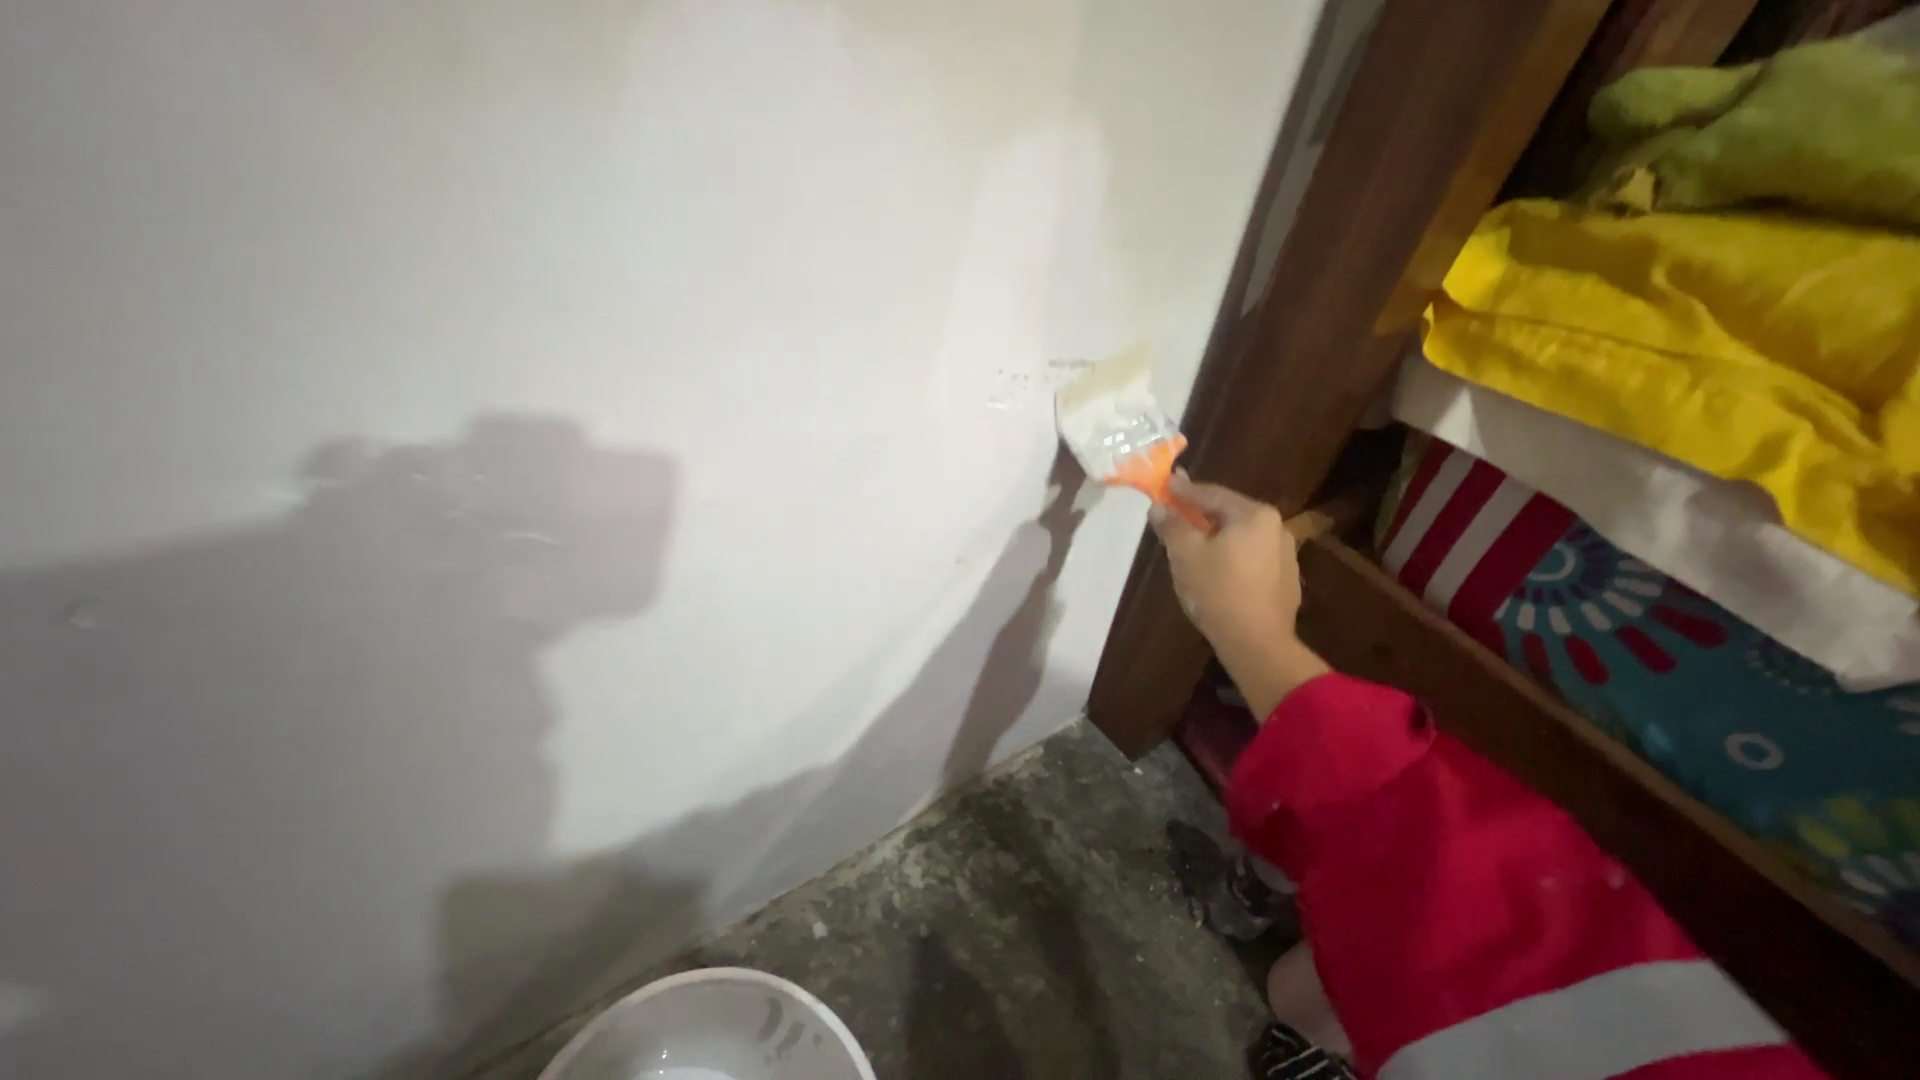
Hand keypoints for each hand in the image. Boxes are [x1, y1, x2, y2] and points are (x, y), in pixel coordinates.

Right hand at [1150, 473, 1298, 652]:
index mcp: (1253, 514)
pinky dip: (1231, 557)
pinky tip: (1216, 571)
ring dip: (1216, 537)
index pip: (1211, 494)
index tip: (1166, 482)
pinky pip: (1251, 558)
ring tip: (1193, 544)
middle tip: (1176, 513)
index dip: (1184, 490)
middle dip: (1200, 514)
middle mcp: (1276, 527)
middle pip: (1228, 514)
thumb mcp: (1185, 554)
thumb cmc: (1218, 591)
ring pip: (1241, 537)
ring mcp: (1285, 555)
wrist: (1257, 643)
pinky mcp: (1286, 580)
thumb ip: (1172, 525)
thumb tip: (1159, 507)